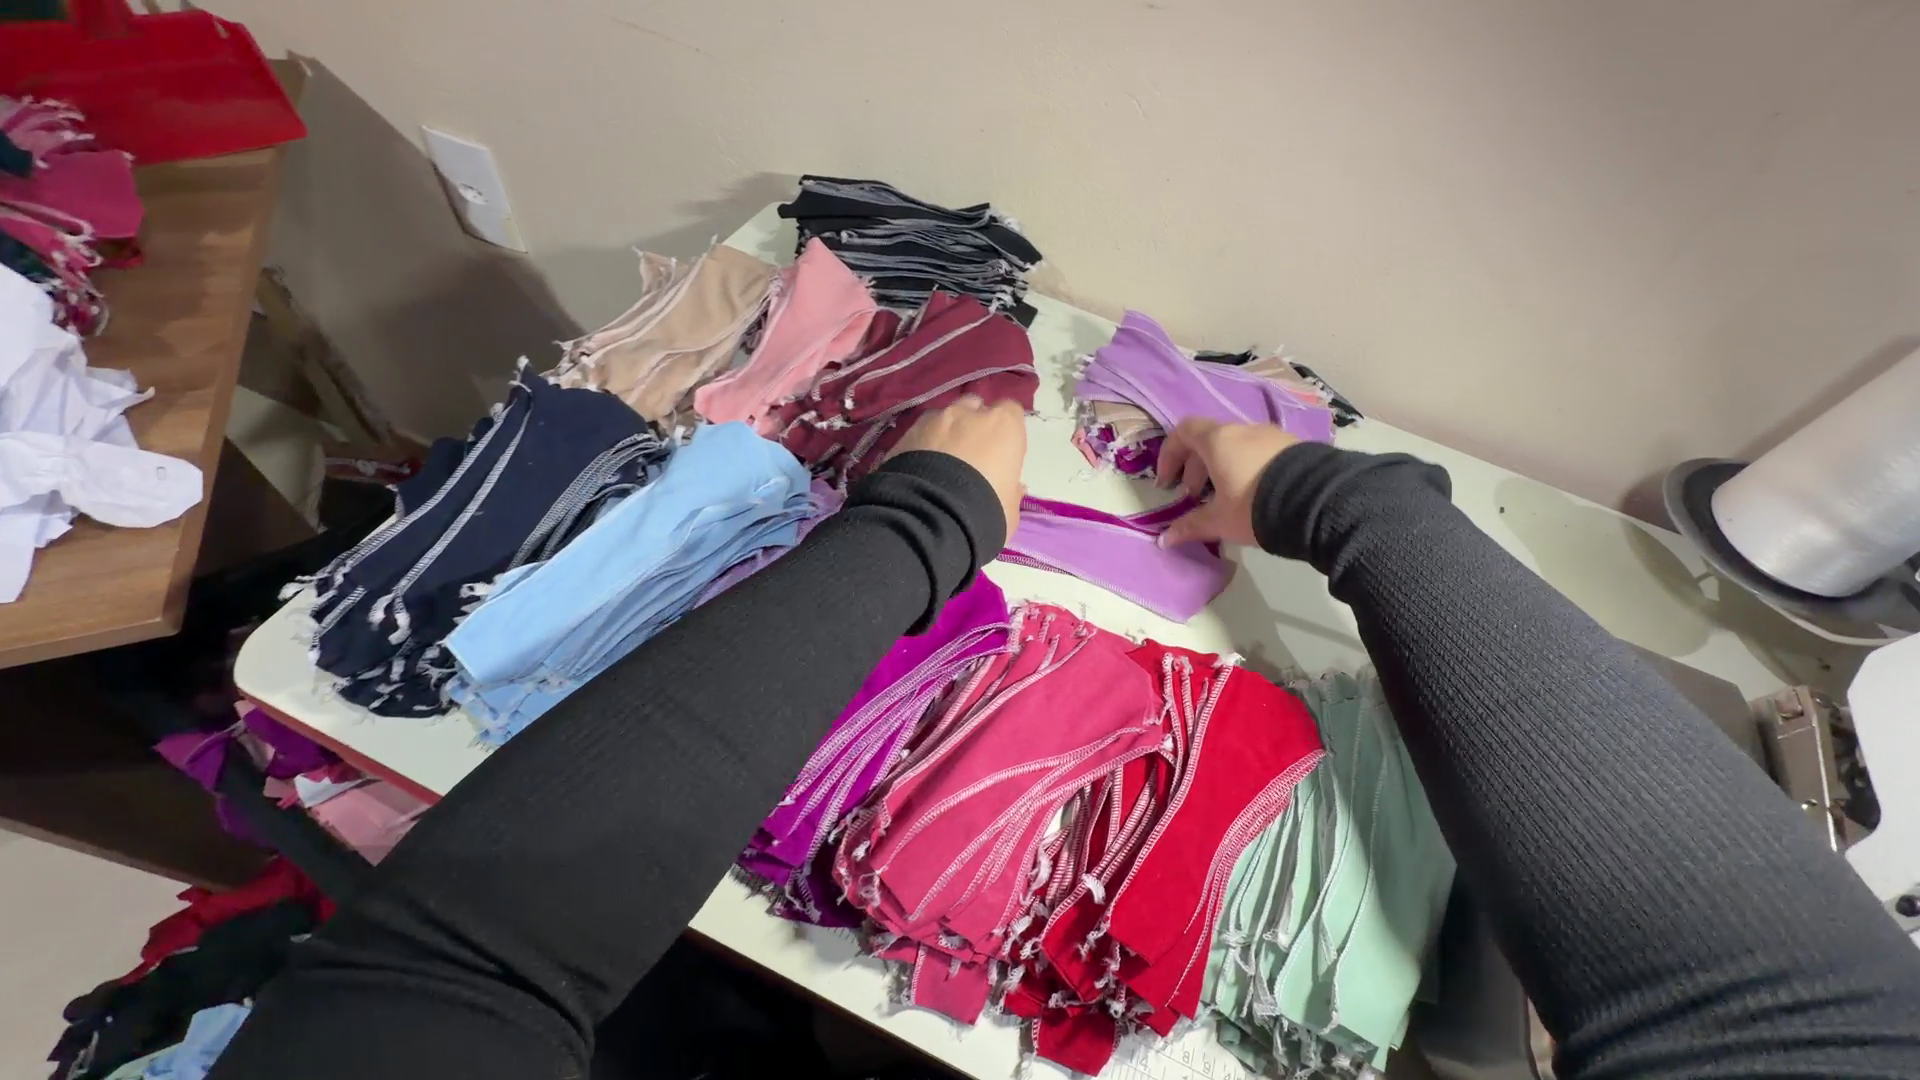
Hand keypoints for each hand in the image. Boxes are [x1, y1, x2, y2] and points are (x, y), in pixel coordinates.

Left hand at [885, 395, 1027, 536]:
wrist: (931, 517)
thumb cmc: (984, 509)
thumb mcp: (1009, 508)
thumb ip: (1012, 491)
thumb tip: (1012, 487)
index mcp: (1003, 425)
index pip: (1010, 411)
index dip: (1006, 430)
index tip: (1002, 452)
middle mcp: (968, 413)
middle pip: (974, 407)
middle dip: (974, 424)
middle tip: (971, 454)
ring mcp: (933, 419)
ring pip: (943, 418)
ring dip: (945, 433)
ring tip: (940, 462)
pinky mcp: (904, 433)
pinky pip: (918, 434)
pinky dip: (921, 445)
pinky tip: (919, 469)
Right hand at [1155, 418, 1297, 546]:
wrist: (1318, 503)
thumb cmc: (1255, 506)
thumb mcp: (1220, 520)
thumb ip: (1190, 526)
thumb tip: (1164, 540)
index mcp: (1219, 440)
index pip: (1184, 431)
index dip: (1170, 454)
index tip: (1167, 482)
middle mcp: (1243, 430)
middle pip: (1209, 440)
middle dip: (1195, 467)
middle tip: (1194, 496)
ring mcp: (1271, 436)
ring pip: (1235, 446)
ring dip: (1221, 468)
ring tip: (1224, 498)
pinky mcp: (1293, 447)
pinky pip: (1259, 452)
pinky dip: (1245, 467)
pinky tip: (1253, 494)